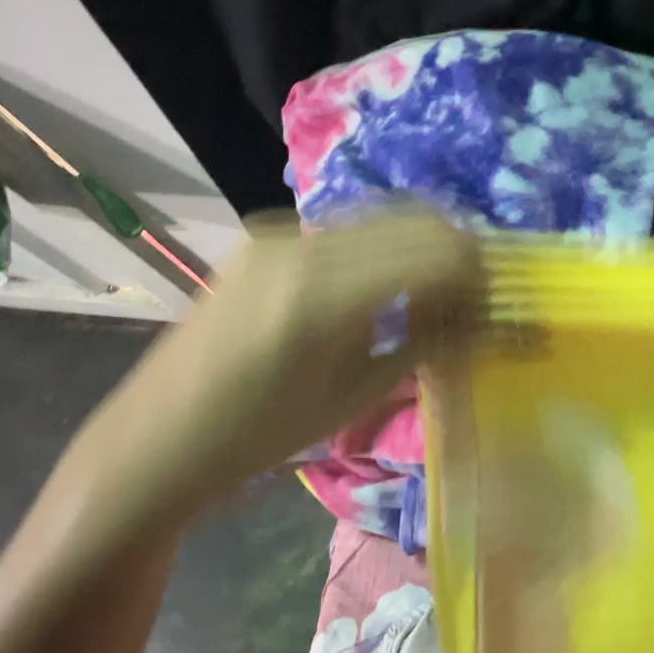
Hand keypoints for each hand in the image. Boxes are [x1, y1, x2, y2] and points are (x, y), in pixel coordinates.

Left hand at [62, 209, 480, 527]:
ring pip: (387, 216)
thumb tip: (490, 320)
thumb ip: (427, 344)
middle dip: (460, 255)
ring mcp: (279, 233)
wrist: (158, 436)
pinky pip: (351, 227)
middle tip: (475, 300)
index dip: (479, 275)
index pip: (436, 252)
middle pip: (418, 220)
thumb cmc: (260, 435)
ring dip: (426, 247)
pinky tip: (389, 288)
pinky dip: (388, 247)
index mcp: (323, 296)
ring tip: (436, 297)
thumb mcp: (357, 396)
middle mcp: (301, 245)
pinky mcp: (267, 236)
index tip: (495, 308)